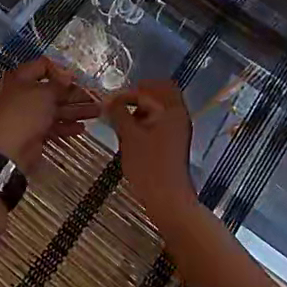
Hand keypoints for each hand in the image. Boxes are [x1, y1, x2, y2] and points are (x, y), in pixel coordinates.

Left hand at [0, 57, 100, 167]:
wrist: (9, 150)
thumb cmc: (25, 114)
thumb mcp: (44, 94)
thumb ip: (59, 84)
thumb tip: (68, 75)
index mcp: (21, 79)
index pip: (42, 67)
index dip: (60, 70)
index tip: (77, 78)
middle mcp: (25, 95)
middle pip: (53, 90)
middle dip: (75, 93)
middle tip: (95, 96)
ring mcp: (29, 115)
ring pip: (56, 109)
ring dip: (77, 110)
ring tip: (97, 112)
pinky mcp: (34, 133)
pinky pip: (53, 126)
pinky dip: (67, 127)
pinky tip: (81, 128)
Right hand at [105, 79, 196, 214]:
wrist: (167, 198)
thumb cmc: (148, 165)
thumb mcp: (129, 135)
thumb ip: (118, 113)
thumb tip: (107, 100)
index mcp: (171, 109)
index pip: (149, 89)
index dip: (128, 92)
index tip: (110, 102)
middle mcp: (179, 115)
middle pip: (162, 93)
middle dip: (140, 95)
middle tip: (120, 104)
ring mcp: (178, 129)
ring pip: (161, 108)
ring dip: (143, 108)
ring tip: (122, 119)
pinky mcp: (174, 142)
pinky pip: (161, 121)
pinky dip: (147, 120)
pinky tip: (132, 132)